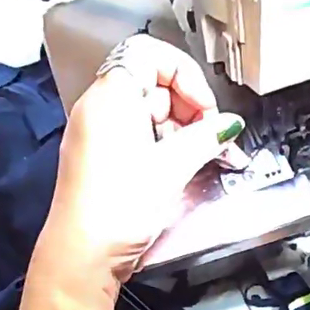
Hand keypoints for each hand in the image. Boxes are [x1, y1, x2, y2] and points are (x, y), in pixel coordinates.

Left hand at [32, 36, 246, 290]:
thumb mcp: (172, 167)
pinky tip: (177, 169)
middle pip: (151, 84)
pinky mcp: (97, 159)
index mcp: (109, 96)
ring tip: (196, 158)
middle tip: (207, 136)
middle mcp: (97, 109)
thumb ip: (206, 137)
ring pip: (145, 113)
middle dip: (186, 106)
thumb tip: (227, 125)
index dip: (185, 75)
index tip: (204, 107)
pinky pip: (134, 137)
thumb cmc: (116, 209)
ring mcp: (94, 135)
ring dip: (177, 130)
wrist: (82, 255)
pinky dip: (159, 146)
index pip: (151, 55)